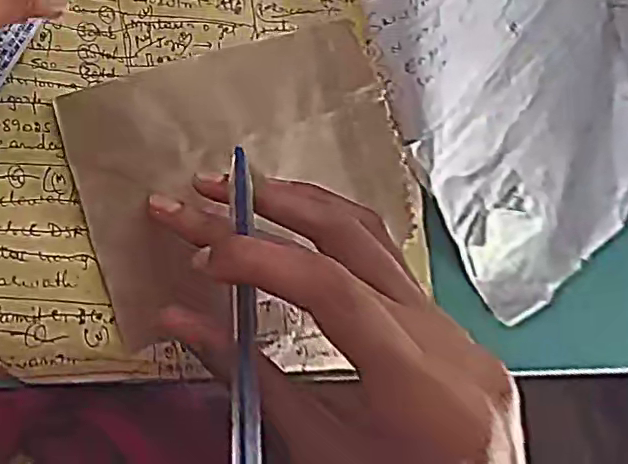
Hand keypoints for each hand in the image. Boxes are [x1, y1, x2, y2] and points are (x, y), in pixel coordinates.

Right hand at [148, 176, 521, 463]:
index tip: (202, 258)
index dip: (258, 259)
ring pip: (369, 232)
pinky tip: (295, 214)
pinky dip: (328, 225)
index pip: (329, 287)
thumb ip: (245, 374)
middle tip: (206, 190)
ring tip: (243, 189)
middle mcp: (445, 342)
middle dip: (269, 204)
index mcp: (419, 385)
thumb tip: (174, 318)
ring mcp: (453, 328)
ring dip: (297, 201)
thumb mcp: (316, 448)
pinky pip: (382, 252)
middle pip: (348, 237)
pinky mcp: (446, 323)